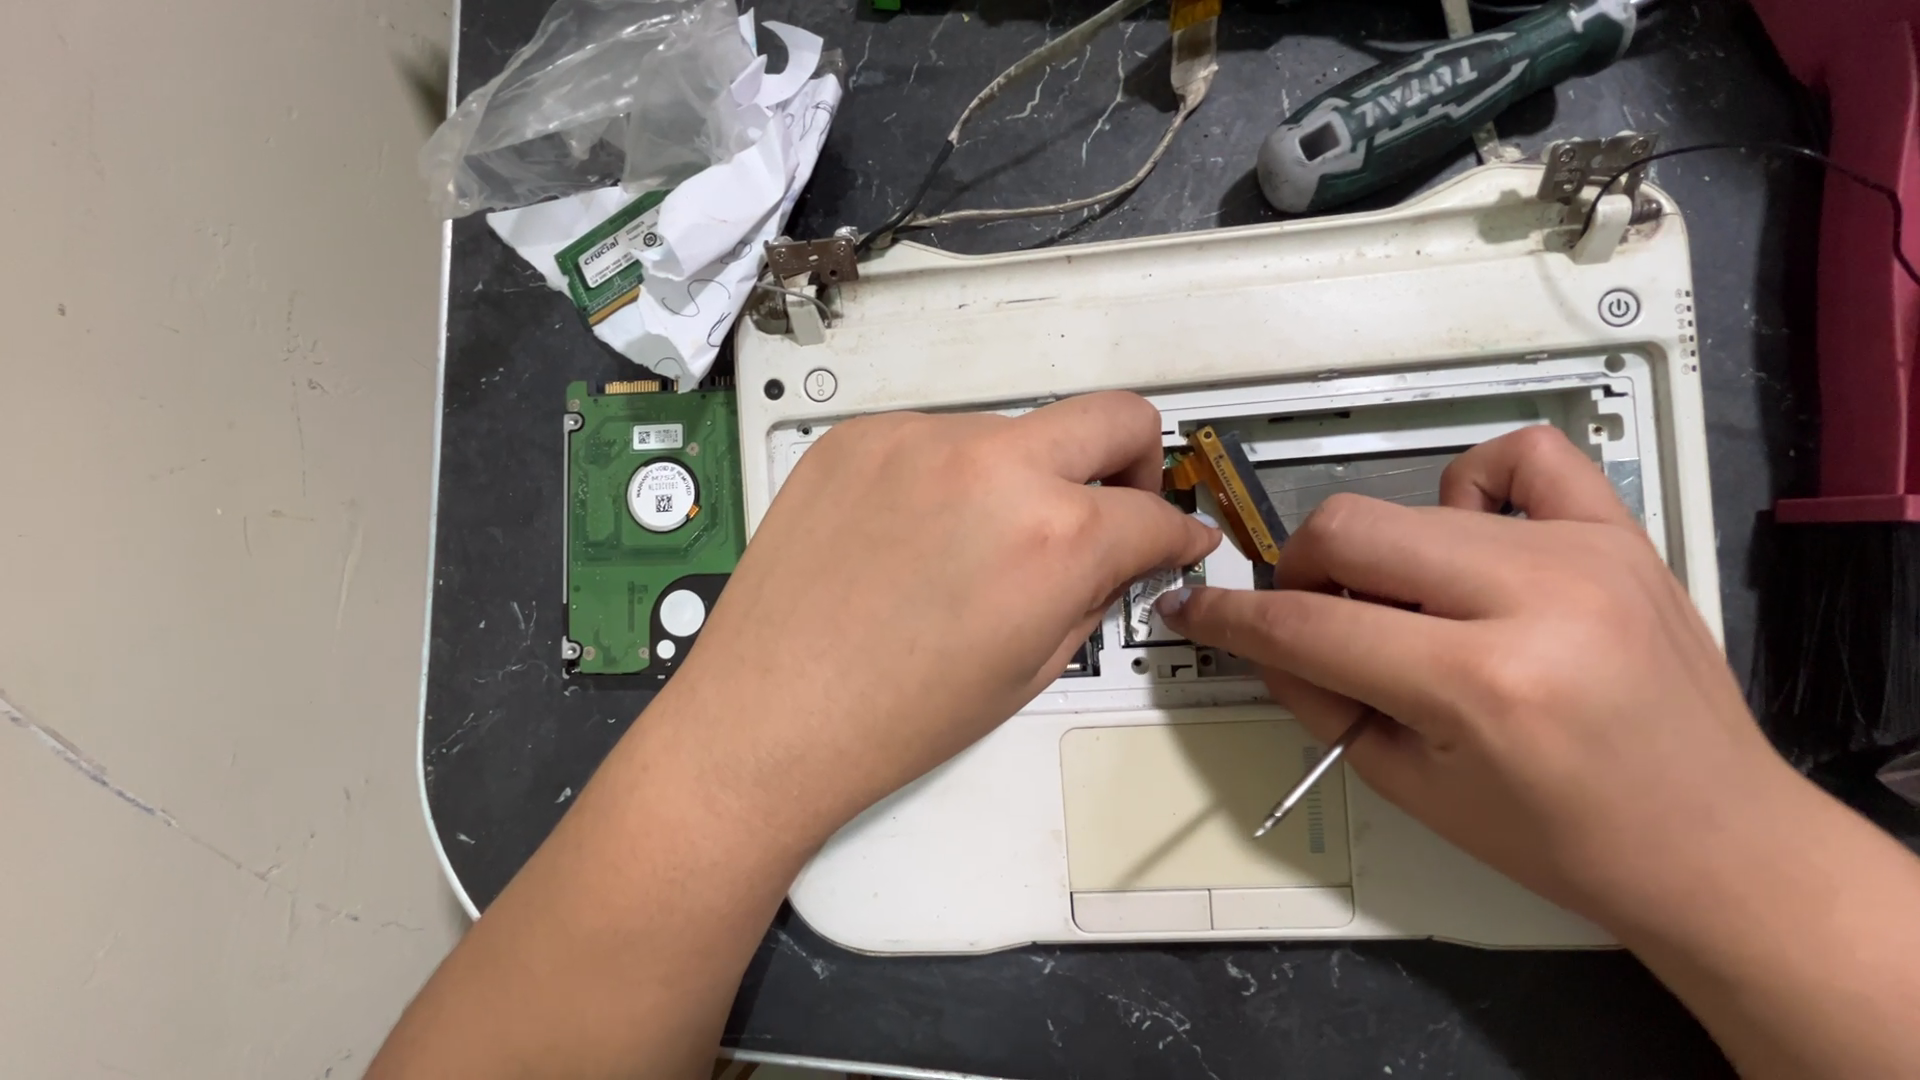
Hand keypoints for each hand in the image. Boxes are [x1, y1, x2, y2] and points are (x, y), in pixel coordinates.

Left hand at [664, 391, 1218, 847]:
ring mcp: (920, 438)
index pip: (1157, 512)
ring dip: (1025, 475)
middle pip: (1117, 415)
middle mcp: (995, 464)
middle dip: (1134, 462)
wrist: (770, 715)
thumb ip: (1094, 592)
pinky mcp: (859, 435)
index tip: (1174, 542)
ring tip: (980, 540)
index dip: (1178, 536)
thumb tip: (1127, 554)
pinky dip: (950, 476)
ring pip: (1017, 430)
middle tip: (1110, 509)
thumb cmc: (898, 717)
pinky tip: (917, 532)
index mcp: (1053, 535)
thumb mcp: (1031, 669)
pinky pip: (937, 439)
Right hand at [1158, 426, 1793, 930]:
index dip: (1228, 617)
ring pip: (1404, 501)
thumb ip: (1320, 694)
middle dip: (1300, 575)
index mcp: (1479, 684)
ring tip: (1412, 609)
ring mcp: (1584, 551)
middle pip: (1344, 529)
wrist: (1717, 845)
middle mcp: (1533, 597)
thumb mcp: (1404, 783)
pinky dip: (1468, 487)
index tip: (1188, 609)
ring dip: (1373, 556)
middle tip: (1320, 622)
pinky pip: (1518, 456)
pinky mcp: (1620, 531)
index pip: (1305, 626)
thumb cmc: (1554, 839)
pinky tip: (1473, 540)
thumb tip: (1271, 630)